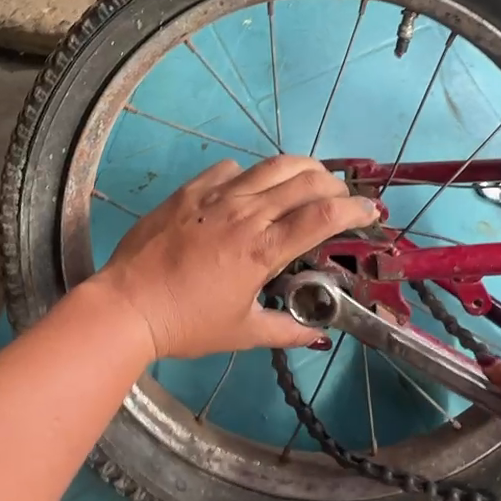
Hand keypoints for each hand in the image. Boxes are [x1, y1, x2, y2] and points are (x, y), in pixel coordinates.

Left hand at [87, 155, 379, 359]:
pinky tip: (252, 186)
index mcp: (262, 249)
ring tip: (312, 177)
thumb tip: (317, 334)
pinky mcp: (191, 188)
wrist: (129, 304)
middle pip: (304, 180)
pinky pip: (231, 168)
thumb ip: (285, 330)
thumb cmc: (187, 323)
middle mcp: (245, 213)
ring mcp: (216, 195)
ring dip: (301, 168)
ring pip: (271, 165)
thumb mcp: (242, 333)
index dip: (354, 209)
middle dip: (334, 184)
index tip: (371, 211)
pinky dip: (251, 173)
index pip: (321, 216)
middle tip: (343, 197)